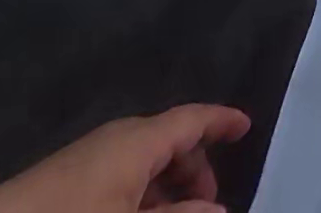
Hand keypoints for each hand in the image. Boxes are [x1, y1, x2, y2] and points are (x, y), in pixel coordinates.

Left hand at [0, 105, 250, 212]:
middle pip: (171, 138)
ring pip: (147, 159)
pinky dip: (144, 192)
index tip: (247, 125)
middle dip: (196, 166)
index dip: (220, 120)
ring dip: (170, 185)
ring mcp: (93, 155)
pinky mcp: (73, 176)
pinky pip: (124, 172)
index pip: (191, 118)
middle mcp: (119, 137)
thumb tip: (218, 209)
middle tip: (211, 205)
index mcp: (139, 139)